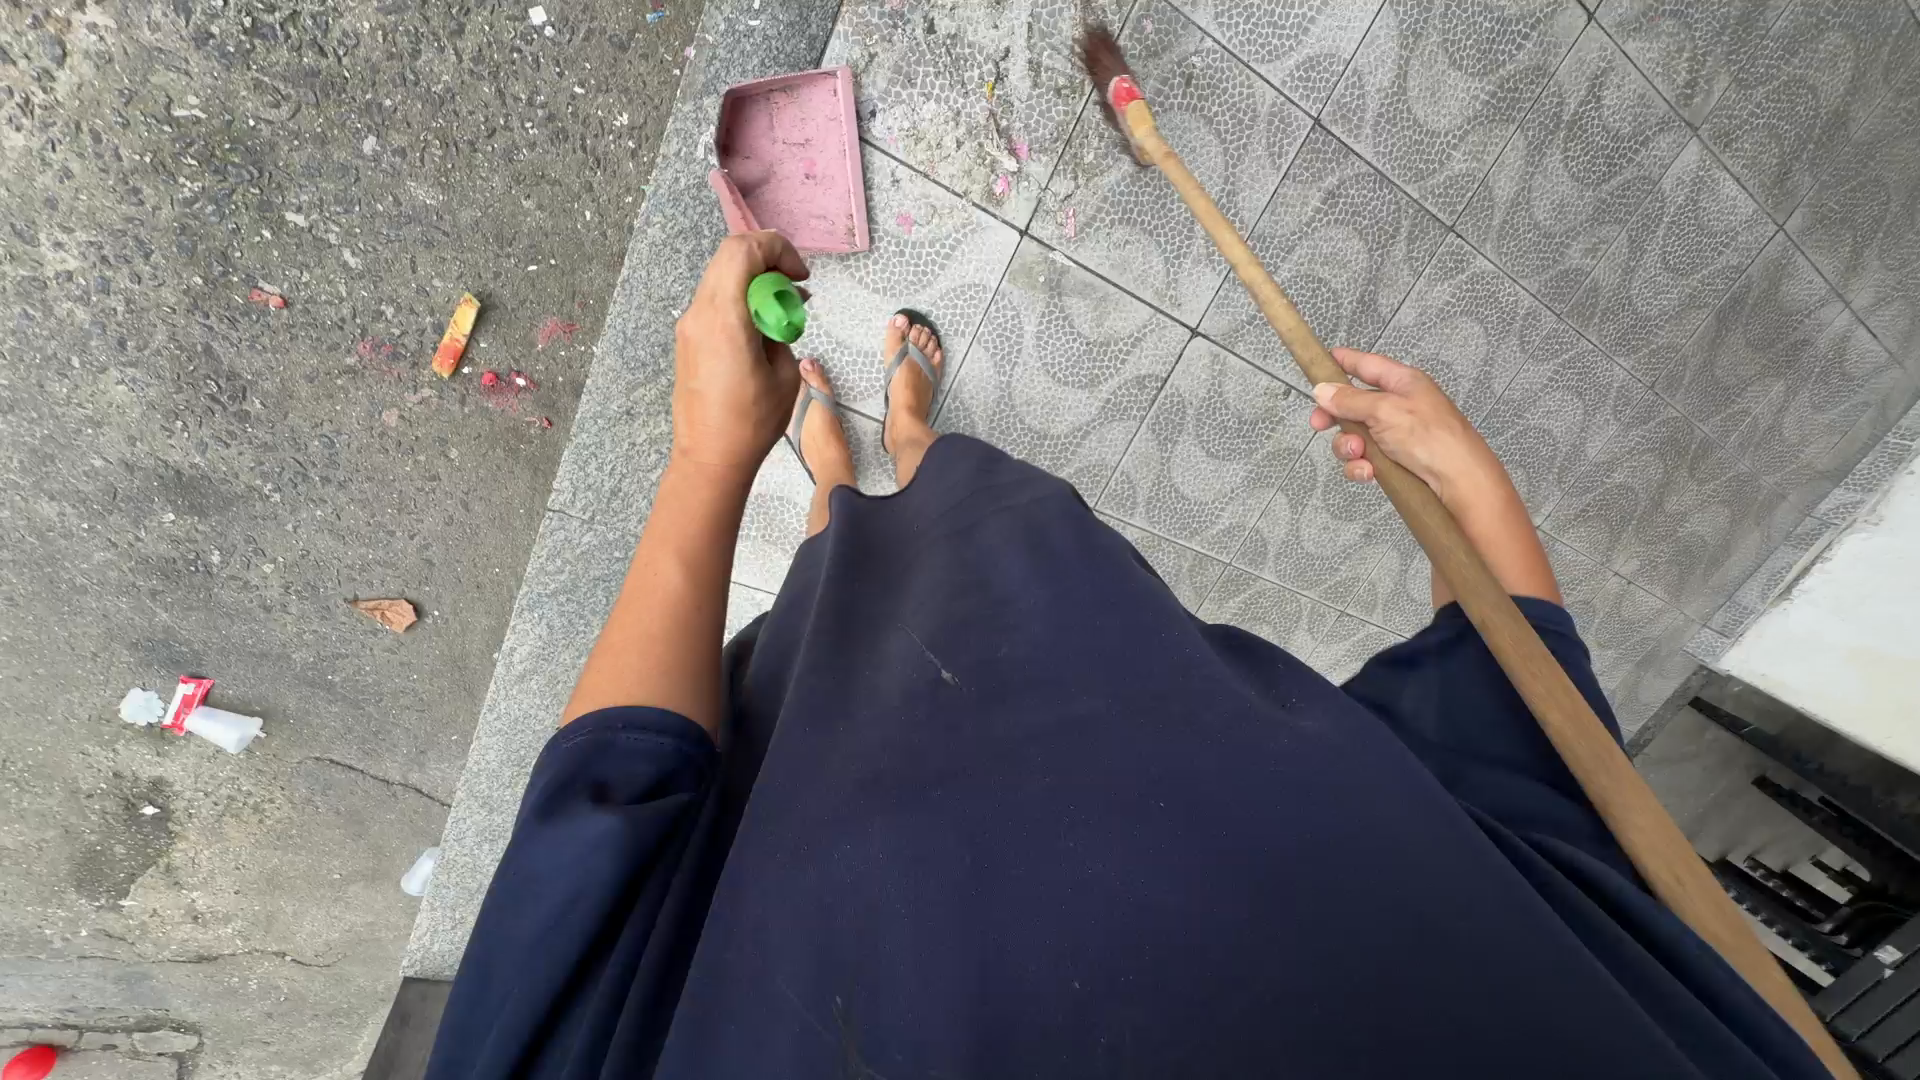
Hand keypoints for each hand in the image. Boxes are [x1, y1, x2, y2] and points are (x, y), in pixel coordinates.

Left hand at [670, 231, 809, 477]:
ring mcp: (689, 325)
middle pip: (730, 256)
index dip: (777, 249)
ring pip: (722, 277)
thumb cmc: (751, 423)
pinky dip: (741, 301)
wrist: (710, 457)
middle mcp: (700, 313)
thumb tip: (778, 316)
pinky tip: (762, 328)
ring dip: (755, 283)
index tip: (800, 277)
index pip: (743, 249)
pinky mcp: (688, 340)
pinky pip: (715, 302)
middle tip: (794, 289)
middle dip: (768, 263)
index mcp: (724, 317)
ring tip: (783, 312)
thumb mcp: (785, 374)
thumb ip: (782, 331)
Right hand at [1307, 348, 1505, 507]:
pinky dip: (1360, 466)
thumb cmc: (1433, 438)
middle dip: (1334, 416)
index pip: (1366, 364)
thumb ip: (1350, 400)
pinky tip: (1369, 471)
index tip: (1319, 362)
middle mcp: (1396, 405)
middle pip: (1351, 404)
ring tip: (1359, 454)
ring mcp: (1392, 434)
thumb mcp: (1385, 410)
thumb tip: (1322, 390)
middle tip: (1319, 424)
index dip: (1343, 361)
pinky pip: (1361, 459)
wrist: (1457, 481)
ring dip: (1348, 446)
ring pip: (1352, 435)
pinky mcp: (1390, 459)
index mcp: (1402, 383)